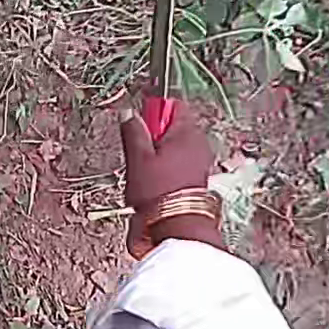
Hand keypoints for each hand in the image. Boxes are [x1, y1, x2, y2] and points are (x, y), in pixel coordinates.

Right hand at [120, 100, 221, 251]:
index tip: (140, 126)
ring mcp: (200, 159)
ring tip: (145, 171)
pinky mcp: (196, 175)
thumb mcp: (137, 157)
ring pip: (175, 146)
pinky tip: (155, 181)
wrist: (174, 222)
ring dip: (159, 153)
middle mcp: (198, 142)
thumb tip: (128, 113)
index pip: (173, 105)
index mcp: (186, 132)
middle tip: (139, 153)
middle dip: (154, 136)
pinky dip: (166, 167)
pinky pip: (179, 162)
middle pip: (174, 127)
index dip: (153, 112)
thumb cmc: (157, 190)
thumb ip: (133, 131)